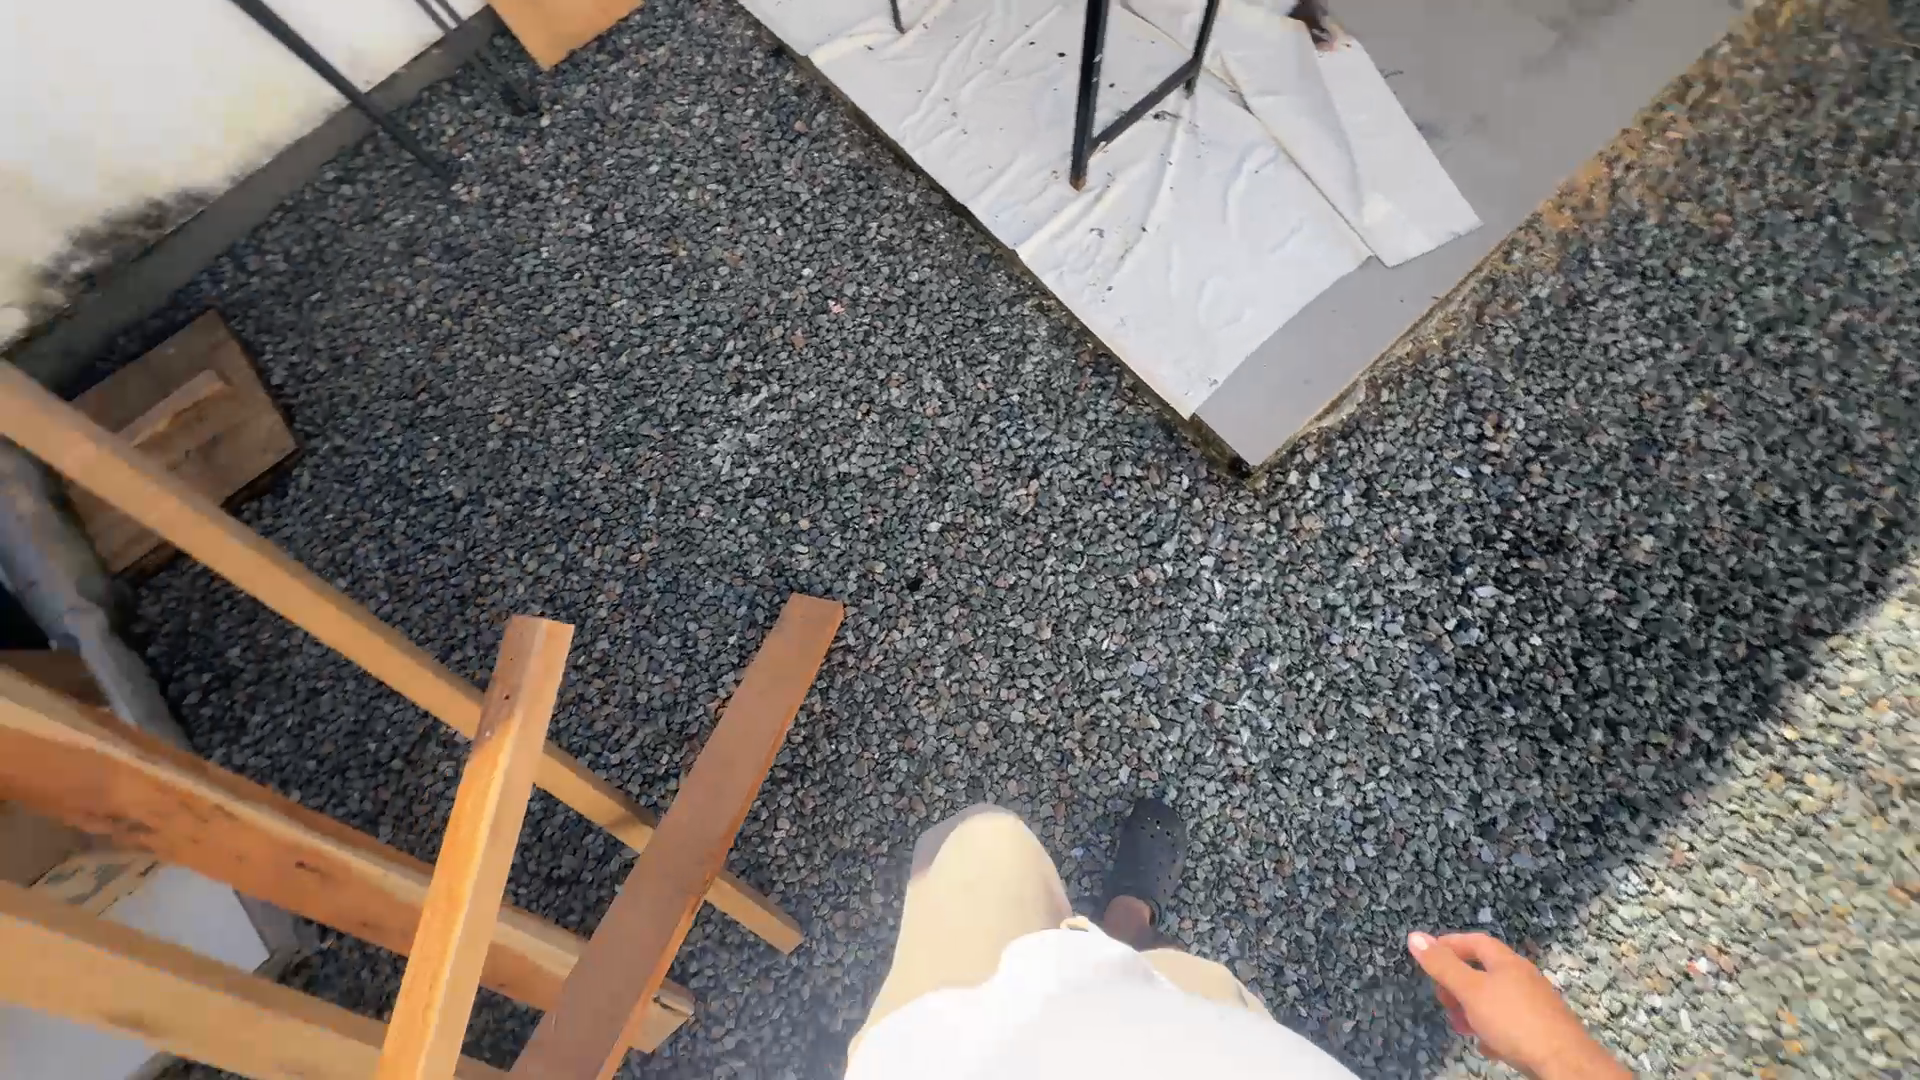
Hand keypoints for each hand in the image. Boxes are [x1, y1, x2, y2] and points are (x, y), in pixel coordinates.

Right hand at [1406, 931, 1629, 1079]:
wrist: (1571, 1069)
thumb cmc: (1515, 1022)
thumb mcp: (1470, 990)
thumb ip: (1442, 965)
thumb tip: (1414, 936)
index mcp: (1507, 962)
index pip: (1473, 941)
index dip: (1448, 945)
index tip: (1428, 959)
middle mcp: (1524, 978)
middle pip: (1483, 971)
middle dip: (1457, 983)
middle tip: (1443, 1000)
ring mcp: (1537, 1006)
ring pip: (1495, 999)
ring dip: (1472, 1008)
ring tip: (1460, 1027)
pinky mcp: (1546, 1032)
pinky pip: (1511, 1022)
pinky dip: (1493, 1028)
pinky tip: (1487, 1046)